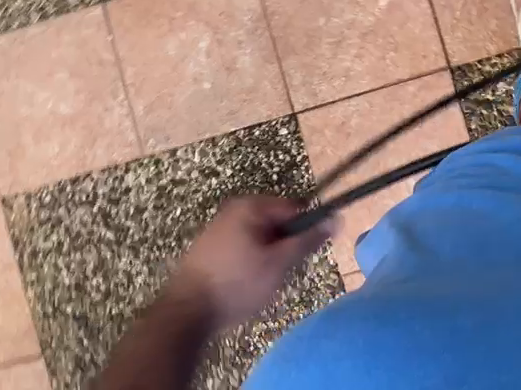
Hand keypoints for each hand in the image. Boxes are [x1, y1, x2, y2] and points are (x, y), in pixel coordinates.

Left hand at [168, 197, 333, 330]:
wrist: (184, 314)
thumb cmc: (237, 283)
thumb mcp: (279, 263)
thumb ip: (308, 240)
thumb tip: (336, 218)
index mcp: (252, 205)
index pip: (294, 208)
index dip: (305, 230)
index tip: (305, 255)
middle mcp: (234, 209)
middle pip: (276, 223)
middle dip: (284, 247)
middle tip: (282, 273)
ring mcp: (218, 228)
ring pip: (259, 238)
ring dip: (267, 258)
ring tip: (262, 283)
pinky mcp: (208, 249)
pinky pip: (242, 249)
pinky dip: (249, 264)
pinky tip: (244, 286)